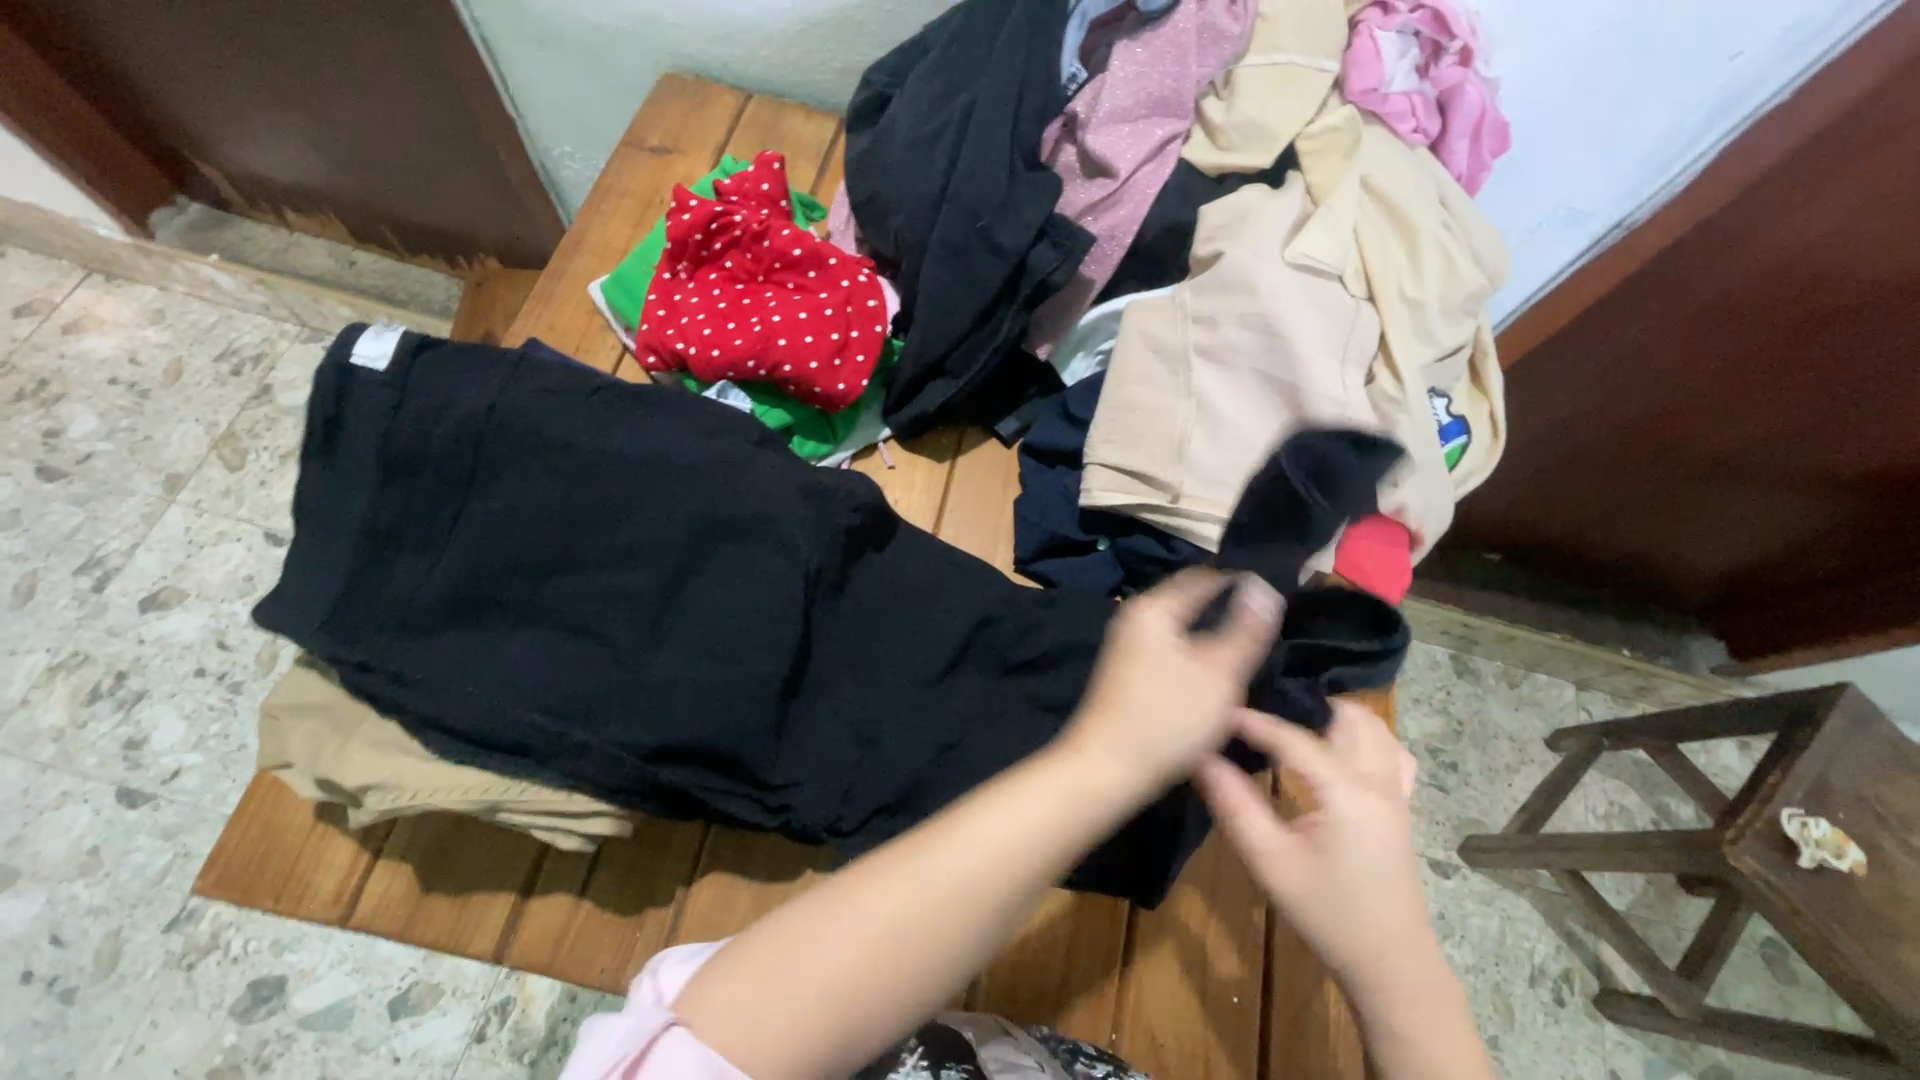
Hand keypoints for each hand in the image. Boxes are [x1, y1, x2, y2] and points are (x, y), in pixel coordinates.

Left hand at [1057, 568, 1280, 793]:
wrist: (1107, 768)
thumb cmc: (1167, 718)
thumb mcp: (1220, 673)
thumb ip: (1246, 628)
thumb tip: (1263, 586)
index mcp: (1155, 607)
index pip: (1207, 575)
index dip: (1242, 580)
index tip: (1277, 594)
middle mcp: (1137, 617)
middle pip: (1193, 602)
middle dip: (1228, 612)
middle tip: (1268, 627)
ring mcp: (1129, 645)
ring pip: (1184, 629)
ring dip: (1214, 638)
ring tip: (1249, 653)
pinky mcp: (1129, 672)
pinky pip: (1172, 651)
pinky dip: (1196, 658)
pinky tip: (1216, 678)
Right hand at [1194, 700, 1433, 1007]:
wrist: (1388, 961)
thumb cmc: (1325, 912)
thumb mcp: (1269, 861)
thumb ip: (1235, 805)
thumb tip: (1202, 759)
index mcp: (1346, 792)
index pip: (1294, 738)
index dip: (1254, 722)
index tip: (1220, 714)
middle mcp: (1378, 782)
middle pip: (1347, 717)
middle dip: (1303, 706)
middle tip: (1262, 717)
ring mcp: (1397, 793)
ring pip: (1375, 729)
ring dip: (1335, 717)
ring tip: (1293, 725)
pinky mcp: (1401, 807)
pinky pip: (1392, 753)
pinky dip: (1365, 738)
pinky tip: (1337, 750)